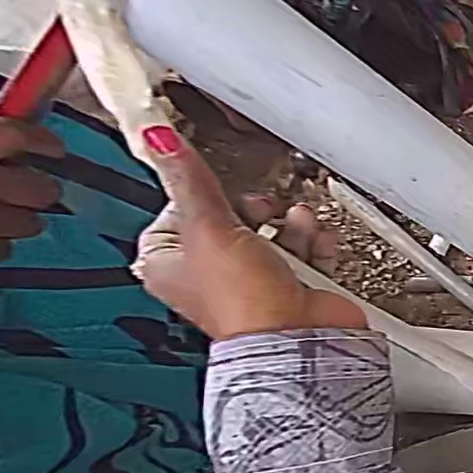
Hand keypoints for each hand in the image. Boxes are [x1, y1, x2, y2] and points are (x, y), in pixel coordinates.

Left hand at [133, 126, 365, 338]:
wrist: (300, 334)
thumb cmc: (245, 301)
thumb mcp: (208, 227)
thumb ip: (188, 180)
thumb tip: (157, 138)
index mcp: (169, 263)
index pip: (179, 210)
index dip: (203, 196)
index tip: (218, 185)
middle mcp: (213, 274)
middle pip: (234, 218)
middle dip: (258, 209)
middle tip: (262, 211)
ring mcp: (258, 280)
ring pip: (274, 232)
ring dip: (292, 224)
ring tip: (298, 226)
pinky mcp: (296, 285)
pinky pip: (306, 250)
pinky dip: (314, 243)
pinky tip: (315, 243)